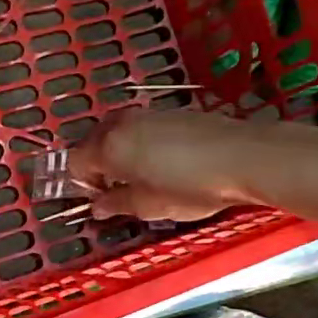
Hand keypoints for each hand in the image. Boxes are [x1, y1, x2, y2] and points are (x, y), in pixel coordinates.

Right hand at [69, 109, 271, 220]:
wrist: (241, 156)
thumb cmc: (190, 187)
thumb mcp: (150, 206)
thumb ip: (117, 204)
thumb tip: (98, 206)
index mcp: (109, 147)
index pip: (75, 161)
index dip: (83, 183)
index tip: (102, 200)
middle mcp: (122, 123)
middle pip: (95, 142)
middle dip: (99, 164)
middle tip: (118, 189)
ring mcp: (149, 113)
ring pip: (120, 132)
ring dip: (122, 153)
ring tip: (143, 177)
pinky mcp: (173, 111)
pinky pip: (144, 127)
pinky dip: (142, 143)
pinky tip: (166, 162)